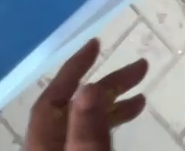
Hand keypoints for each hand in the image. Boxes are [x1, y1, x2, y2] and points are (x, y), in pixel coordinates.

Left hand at [26, 40, 148, 150]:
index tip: (97, 42)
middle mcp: (46, 145)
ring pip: (85, 123)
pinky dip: (107, 125)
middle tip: (142, 67)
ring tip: (142, 98)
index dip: (75, 67)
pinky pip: (87, 138)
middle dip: (109, 84)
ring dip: (113, 105)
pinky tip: (124, 121)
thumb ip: (86, 126)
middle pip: (75, 106)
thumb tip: (88, 86)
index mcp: (42, 140)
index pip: (53, 96)